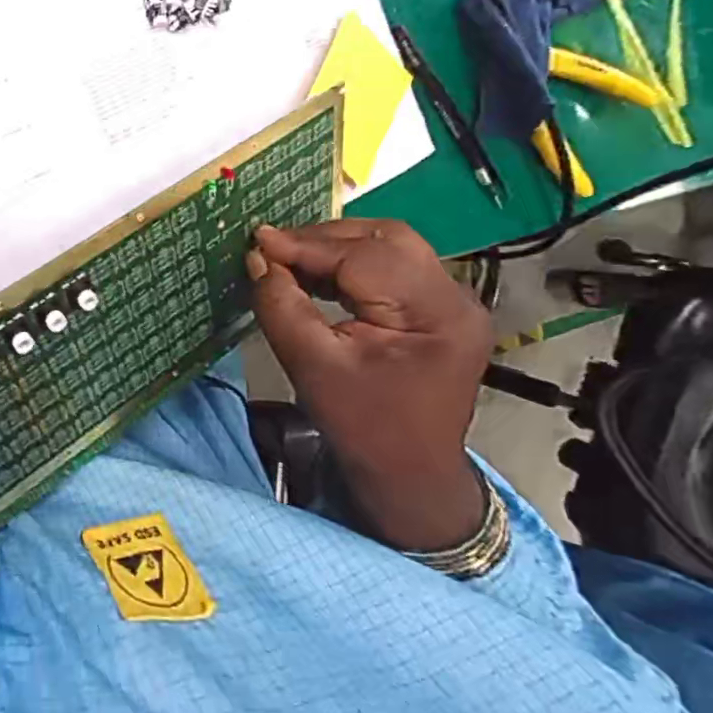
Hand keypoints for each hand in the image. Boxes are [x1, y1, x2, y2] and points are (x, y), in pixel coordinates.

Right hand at [245, 219, 489, 551]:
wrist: (408, 474)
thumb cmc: (362, 425)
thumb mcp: (310, 365)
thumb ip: (281, 305)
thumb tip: (257, 258)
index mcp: (434, 313)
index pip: (365, 256)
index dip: (306, 244)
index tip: (257, 240)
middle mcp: (454, 298)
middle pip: (386, 238)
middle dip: (324, 238)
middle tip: (274, 249)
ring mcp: (451, 302)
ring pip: (389, 246)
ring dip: (335, 247)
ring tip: (289, 259)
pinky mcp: (437, 310)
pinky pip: (390, 267)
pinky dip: (348, 263)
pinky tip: (316, 275)